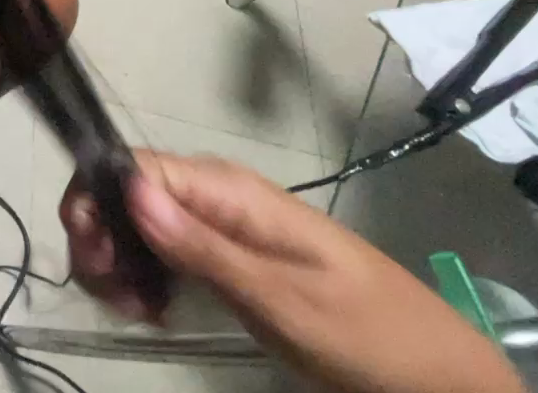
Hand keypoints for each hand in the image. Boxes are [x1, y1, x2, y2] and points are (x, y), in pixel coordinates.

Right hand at [63, 153, 525, 392]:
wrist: (445, 379)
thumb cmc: (371, 336)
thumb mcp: (286, 301)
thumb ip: (205, 248)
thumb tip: (128, 190)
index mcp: (226, 189)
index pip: (130, 165)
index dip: (94, 198)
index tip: (92, 256)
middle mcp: (212, 192)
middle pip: (121, 191)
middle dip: (99, 236)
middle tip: (112, 297)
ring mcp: (216, 221)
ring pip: (131, 220)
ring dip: (115, 261)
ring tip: (133, 310)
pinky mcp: (221, 251)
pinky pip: (157, 246)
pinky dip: (139, 274)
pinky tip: (150, 307)